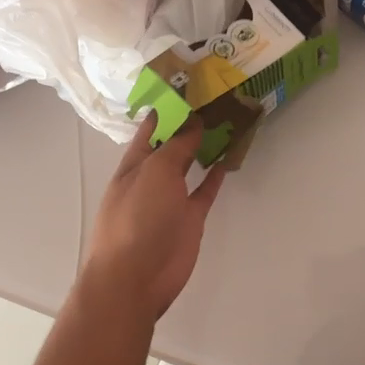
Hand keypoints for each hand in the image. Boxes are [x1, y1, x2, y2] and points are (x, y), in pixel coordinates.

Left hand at [79, 113, 226, 322]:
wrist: (134, 280)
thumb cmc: (136, 218)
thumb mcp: (155, 171)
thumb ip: (177, 145)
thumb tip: (194, 122)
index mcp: (134, 163)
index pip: (152, 127)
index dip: (169, 107)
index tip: (192, 85)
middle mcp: (151, 177)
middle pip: (172, 143)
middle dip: (190, 122)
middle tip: (219, 97)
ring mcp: (170, 199)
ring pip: (190, 164)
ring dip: (205, 144)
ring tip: (228, 120)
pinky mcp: (189, 218)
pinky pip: (205, 190)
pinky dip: (216, 173)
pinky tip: (230, 155)